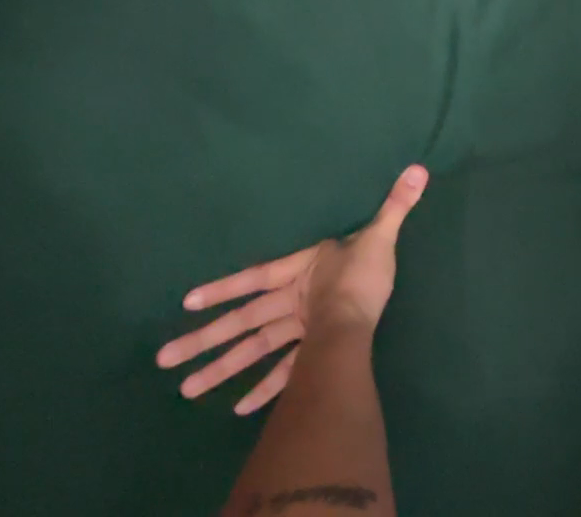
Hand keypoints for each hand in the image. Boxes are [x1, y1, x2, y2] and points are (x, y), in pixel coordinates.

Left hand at [156, 164, 428, 414]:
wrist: (365, 311)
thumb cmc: (365, 272)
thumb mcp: (381, 233)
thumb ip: (396, 203)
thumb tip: (417, 169)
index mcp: (300, 270)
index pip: (254, 277)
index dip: (223, 288)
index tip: (186, 304)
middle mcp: (291, 299)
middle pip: (243, 321)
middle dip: (204, 340)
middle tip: (163, 361)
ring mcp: (298, 328)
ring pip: (254, 350)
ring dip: (221, 369)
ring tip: (186, 390)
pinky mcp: (311, 349)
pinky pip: (284, 372)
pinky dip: (263, 390)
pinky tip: (239, 410)